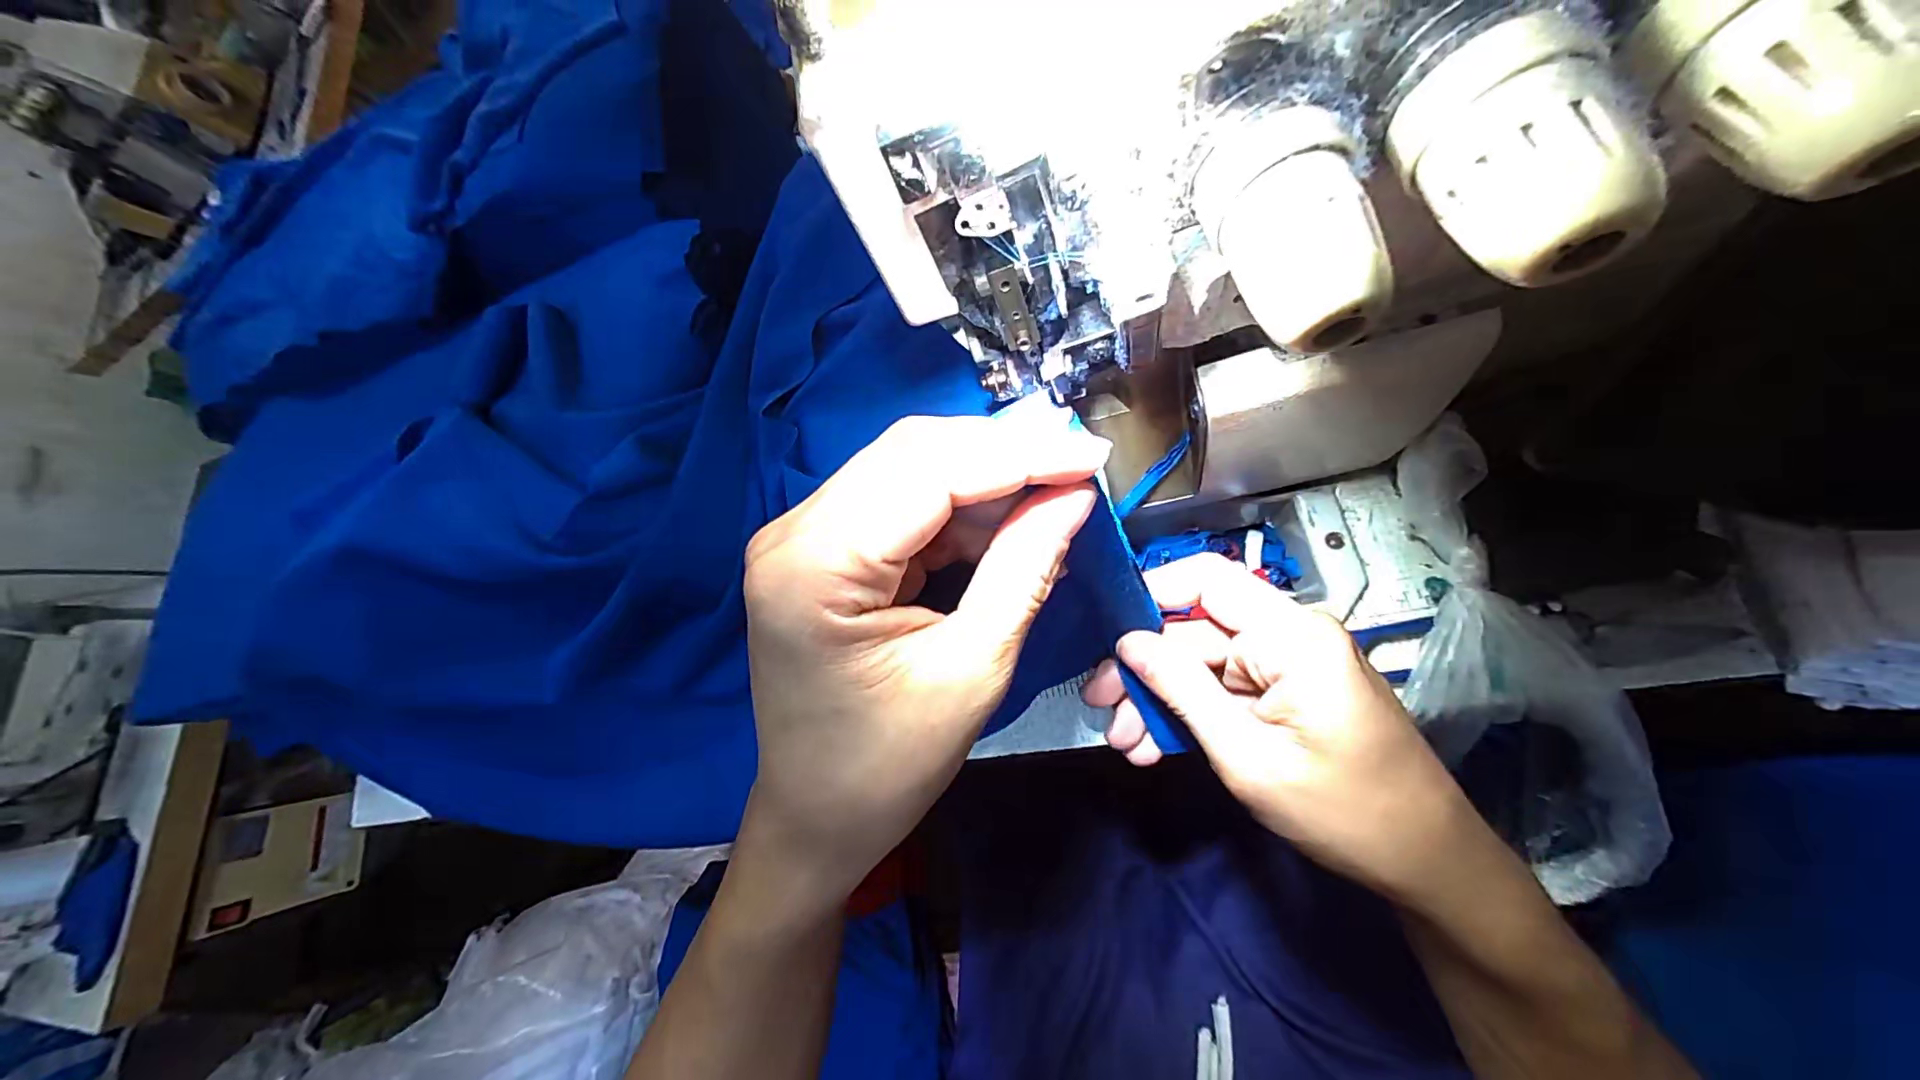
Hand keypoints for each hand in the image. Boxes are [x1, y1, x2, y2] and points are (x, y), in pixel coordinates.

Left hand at [739, 415, 1105, 913]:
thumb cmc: (891, 764)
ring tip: (1054, 490)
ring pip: (907, 472)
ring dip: (984, 477)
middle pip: (910, 455)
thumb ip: (1023, 569)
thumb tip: (1073, 496)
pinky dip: (959, 508)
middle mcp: (794, 533)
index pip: (927, 472)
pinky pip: (899, 506)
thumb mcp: (972, 669)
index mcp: (815, 564)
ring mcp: (801, 539)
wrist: (819, 816)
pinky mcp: (819, 552)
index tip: (1090, 453)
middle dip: (1001, 454)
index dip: (1018, 454)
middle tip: (1077, 465)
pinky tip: (1008, 517)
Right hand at [1085, 553, 1494, 904]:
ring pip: (1200, 664)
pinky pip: (1221, 689)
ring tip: (1125, 741)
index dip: (1149, 594)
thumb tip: (1128, 643)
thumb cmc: (1343, 811)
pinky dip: (1188, 714)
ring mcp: (1285, 665)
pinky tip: (1155, 746)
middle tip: (1100, 706)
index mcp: (1291, 635)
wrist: (1426, 863)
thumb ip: (1182, 690)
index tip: (1102, 632)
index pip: (1206, 580)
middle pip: (1194, 630)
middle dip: (1143, 669)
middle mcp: (1287, 636)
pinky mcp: (1283, 692)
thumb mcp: (1246, 754)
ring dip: (1159, 700)